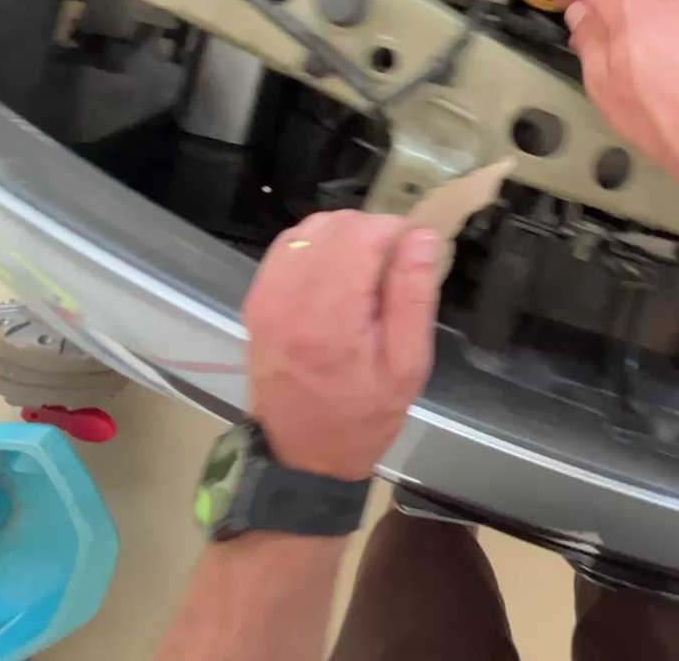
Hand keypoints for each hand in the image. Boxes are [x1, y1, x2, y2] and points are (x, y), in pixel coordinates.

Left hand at [243, 211, 441, 479]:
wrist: (302, 455)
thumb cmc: (364, 414)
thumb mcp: (408, 365)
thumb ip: (413, 295)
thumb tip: (421, 236)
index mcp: (329, 317)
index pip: (362, 232)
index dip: (396, 232)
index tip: (412, 257)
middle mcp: (288, 298)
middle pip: (337, 223)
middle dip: (373, 232)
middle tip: (392, 269)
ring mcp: (265, 296)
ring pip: (311, 226)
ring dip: (345, 236)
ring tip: (365, 272)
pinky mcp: (256, 298)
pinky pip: (289, 244)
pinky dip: (318, 245)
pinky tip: (336, 273)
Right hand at [553, 0, 678, 193]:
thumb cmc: (651, 114)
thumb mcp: (601, 82)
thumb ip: (588, 38)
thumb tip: (580, 12)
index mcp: (633, 7)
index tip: (558, 0)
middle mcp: (665, 2)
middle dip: (599, 4)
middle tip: (582, 33)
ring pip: (648, 6)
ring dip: (625, 20)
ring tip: (613, 52)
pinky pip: (668, 22)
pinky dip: (649, 31)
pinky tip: (646, 63)